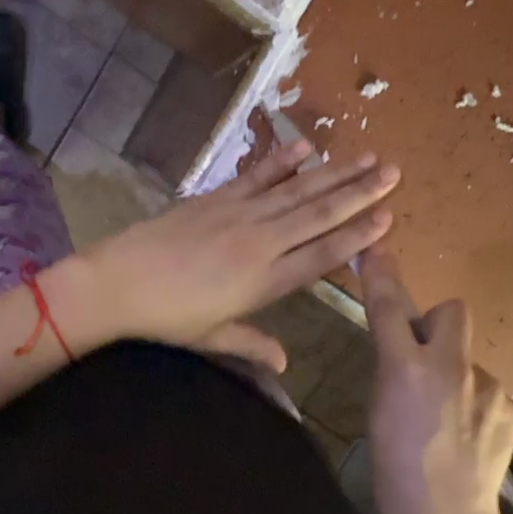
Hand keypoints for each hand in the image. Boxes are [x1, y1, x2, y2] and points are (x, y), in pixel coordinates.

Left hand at [72, 141, 398, 365]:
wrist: (119, 284)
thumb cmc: (167, 319)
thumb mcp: (212, 338)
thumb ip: (252, 345)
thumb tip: (284, 365)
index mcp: (264, 282)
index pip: (321, 256)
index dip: (356, 237)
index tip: (387, 217)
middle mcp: (260, 243)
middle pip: (318, 216)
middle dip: (358, 194)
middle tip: (393, 173)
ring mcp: (238, 216)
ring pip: (296, 191)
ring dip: (333, 173)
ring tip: (367, 156)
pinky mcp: (215, 198)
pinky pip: (256, 176)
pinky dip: (282, 161)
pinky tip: (307, 148)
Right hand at [358, 247, 512, 513]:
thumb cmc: (394, 479)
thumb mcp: (376, 418)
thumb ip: (390, 375)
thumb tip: (400, 355)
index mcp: (406, 371)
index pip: (391, 310)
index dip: (382, 278)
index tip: (374, 252)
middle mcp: (452, 368)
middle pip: (451, 312)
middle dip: (434, 325)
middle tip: (418, 362)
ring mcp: (489, 387)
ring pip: (467, 360)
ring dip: (453, 376)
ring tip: (439, 422)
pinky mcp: (511, 409)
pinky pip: (486, 390)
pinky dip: (472, 404)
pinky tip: (462, 438)